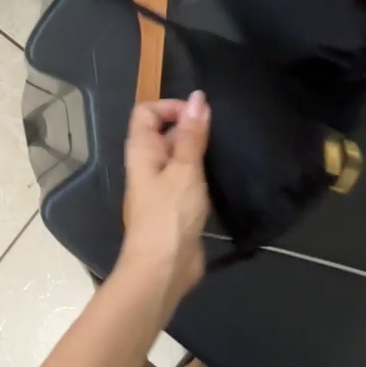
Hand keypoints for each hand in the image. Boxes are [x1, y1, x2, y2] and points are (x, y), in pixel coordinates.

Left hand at [118, 93, 211, 304]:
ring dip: (197, 151)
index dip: (171, 106)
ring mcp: (159, 185)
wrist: (163, 268)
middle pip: (163, 132)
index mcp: (141, 149)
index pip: (147, 111)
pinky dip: (200, 173)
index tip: (200, 116)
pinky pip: (186, 178)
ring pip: (177, 156)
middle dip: (189, 127)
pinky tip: (220, 177)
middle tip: (219, 134)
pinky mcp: (174, 204)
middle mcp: (147, 163)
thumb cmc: (170, 214)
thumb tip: (198, 98)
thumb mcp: (185, 169)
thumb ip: (192, 134)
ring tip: (223, 152)